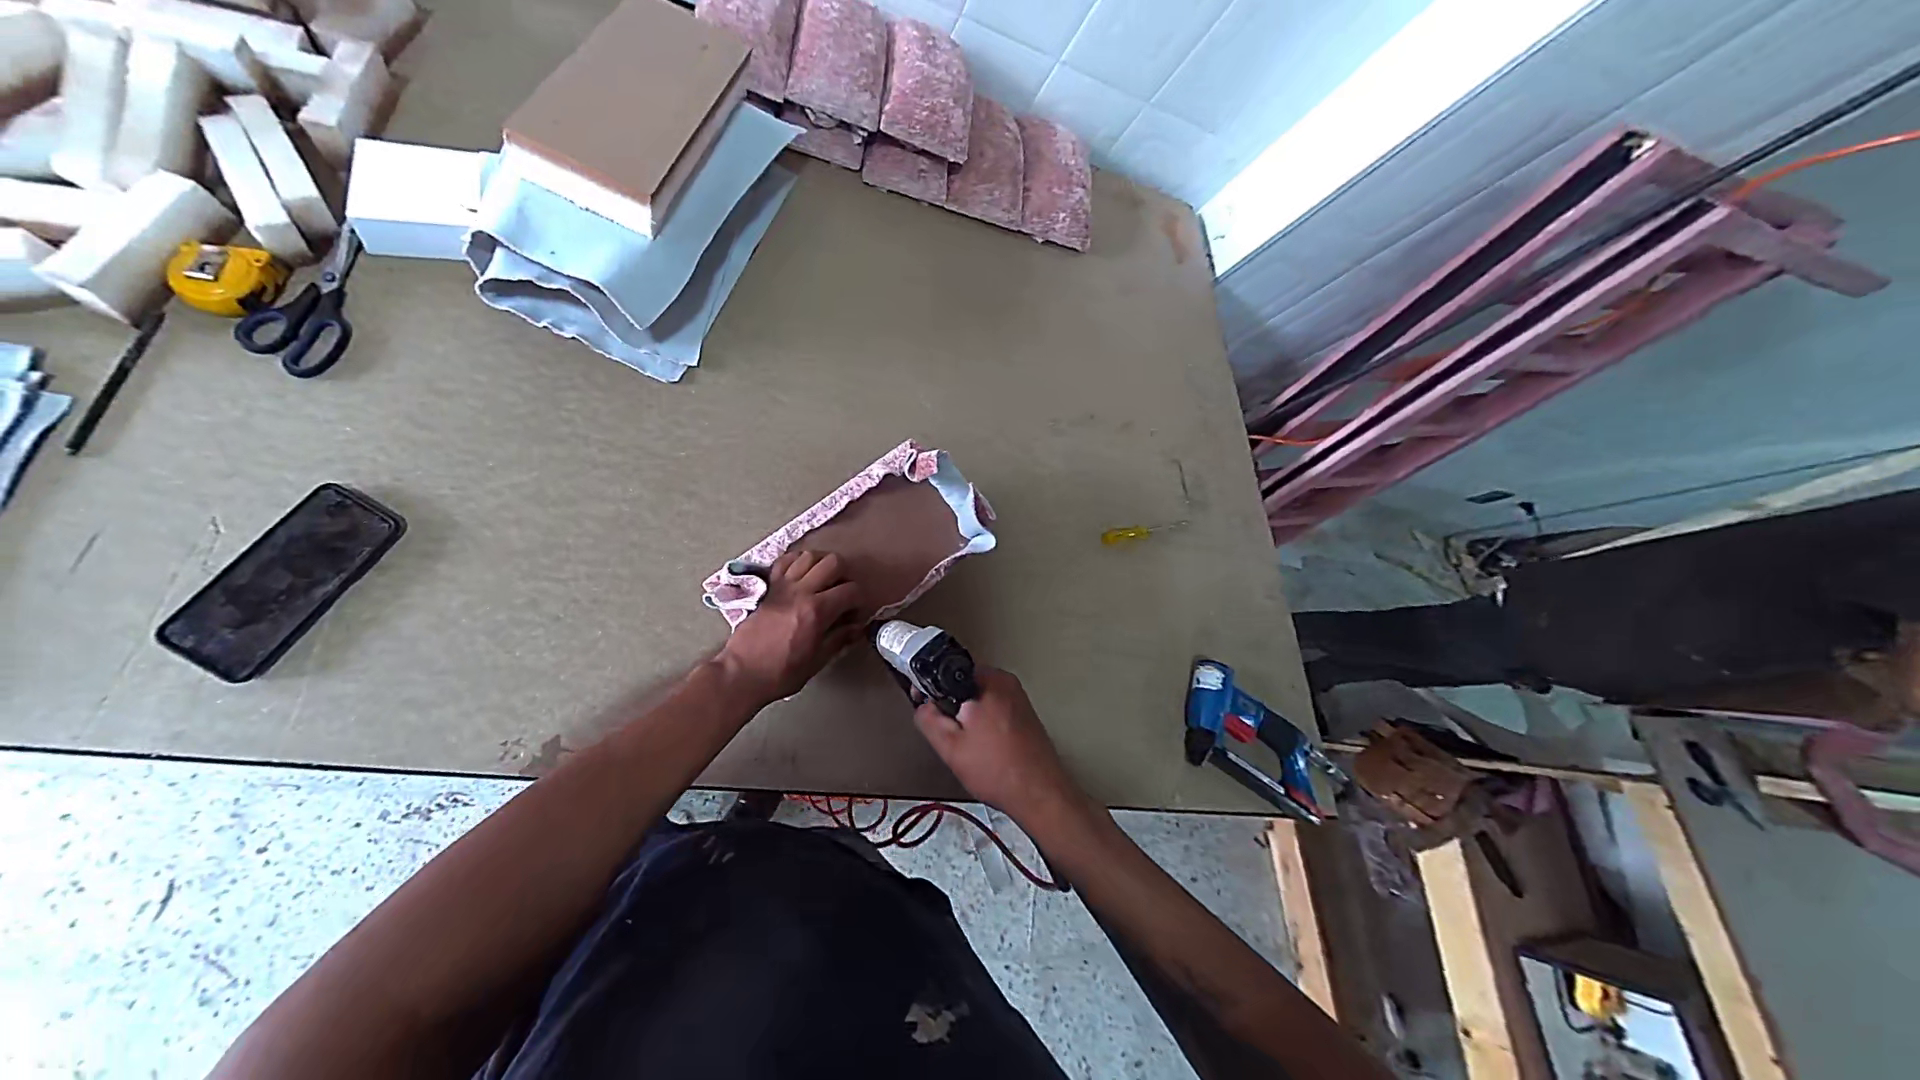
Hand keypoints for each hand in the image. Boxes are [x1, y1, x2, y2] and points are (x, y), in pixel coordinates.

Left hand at [718, 551, 864, 706]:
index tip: (854, 613)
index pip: (850, 590)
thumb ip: (839, 639)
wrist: (742, 673)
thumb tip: (856, 628)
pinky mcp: (768, 588)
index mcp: (817, 611)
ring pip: (809, 556)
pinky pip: (785, 562)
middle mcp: (801, 592)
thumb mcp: (817, 661)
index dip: (858, 600)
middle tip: (842, 592)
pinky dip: (796, 562)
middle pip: (832, 562)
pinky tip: (801, 574)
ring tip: (823, 581)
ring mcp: (782, 587)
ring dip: (821, 564)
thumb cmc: (780, 673)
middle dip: (844, 575)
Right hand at [912, 666, 1089, 823]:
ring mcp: (1018, 697)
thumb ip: (928, 719)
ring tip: (975, 746)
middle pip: (963, 687)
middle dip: (953, 709)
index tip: (928, 709)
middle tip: (955, 735)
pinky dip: (986, 726)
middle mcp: (1007, 683)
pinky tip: (988, 749)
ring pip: (979, 700)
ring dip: (970, 719)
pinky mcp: (1025, 713)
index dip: (932, 692)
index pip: (946, 673)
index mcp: (989, 681)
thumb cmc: (1001, 772)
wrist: (1038, 794)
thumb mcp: (949, 747)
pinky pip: (995, 711)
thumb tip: (922, 705)